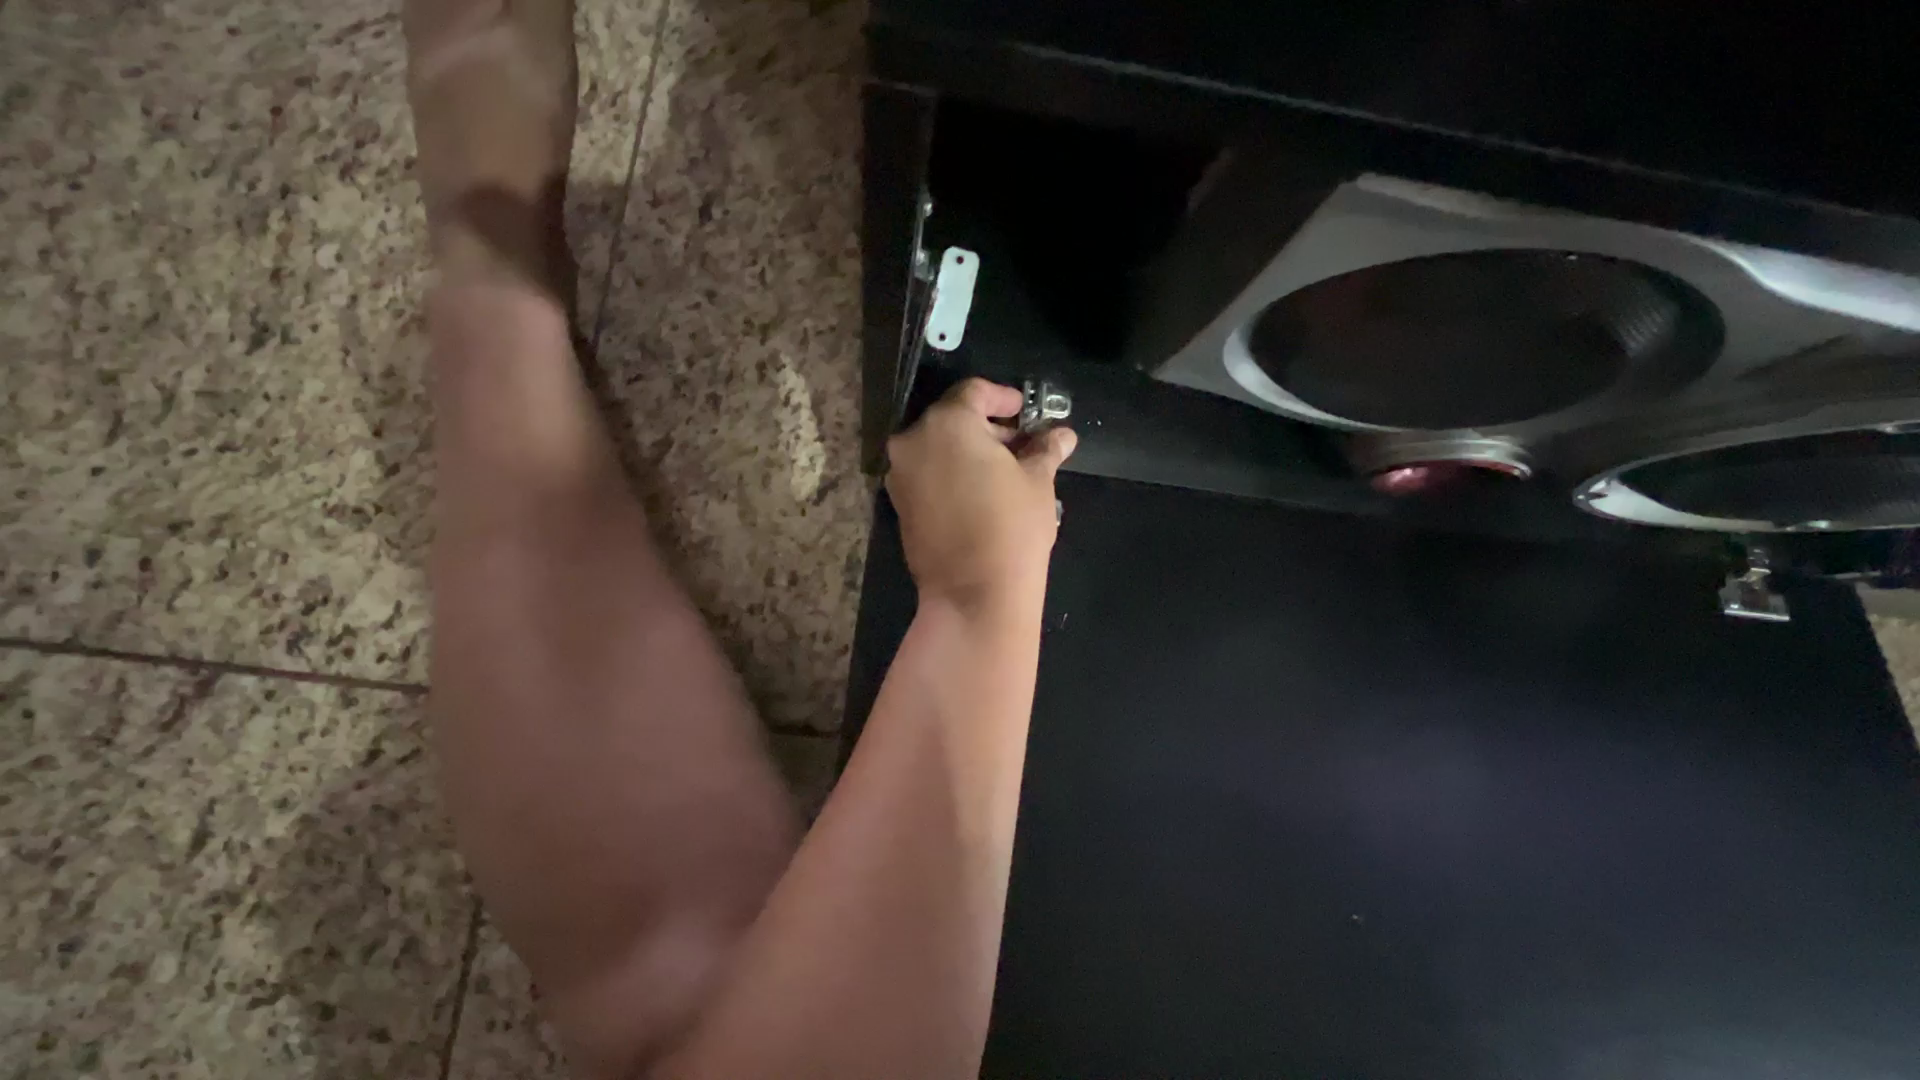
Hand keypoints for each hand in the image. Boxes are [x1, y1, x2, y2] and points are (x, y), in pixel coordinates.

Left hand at [885, 378, 1077, 613]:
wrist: (974, 593)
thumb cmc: (1012, 526)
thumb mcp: (1037, 481)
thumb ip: (1045, 450)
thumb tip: (1063, 435)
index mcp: (947, 423)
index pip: (975, 392)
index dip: (1004, 398)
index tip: (1025, 412)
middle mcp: (913, 441)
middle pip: (953, 420)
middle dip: (988, 428)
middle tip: (1022, 446)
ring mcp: (901, 475)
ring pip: (937, 448)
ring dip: (968, 452)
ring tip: (1005, 472)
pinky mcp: (899, 505)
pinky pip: (928, 475)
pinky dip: (951, 474)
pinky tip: (980, 492)